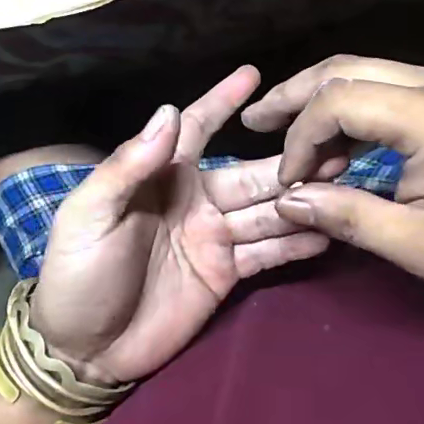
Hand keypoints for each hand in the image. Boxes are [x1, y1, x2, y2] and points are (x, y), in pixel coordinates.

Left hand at [28, 66, 334, 386]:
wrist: (83, 349)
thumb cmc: (77, 274)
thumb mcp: (89, 215)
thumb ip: (128, 166)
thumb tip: (169, 111)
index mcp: (158, 179)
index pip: (195, 130)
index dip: (221, 102)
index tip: (253, 74)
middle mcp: (192, 201)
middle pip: (249, 173)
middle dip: (290, 160)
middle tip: (337, 147)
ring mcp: (211, 238)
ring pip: (266, 211)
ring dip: (302, 199)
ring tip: (345, 187)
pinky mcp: (223, 275)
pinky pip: (265, 253)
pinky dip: (295, 243)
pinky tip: (328, 231)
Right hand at [242, 56, 423, 308]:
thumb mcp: (420, 246)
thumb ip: (346, 217)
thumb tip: (285, 199)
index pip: (335, 101)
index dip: (299, 139)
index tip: (289, 183)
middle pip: (345, 68)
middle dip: (294, 95)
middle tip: (254, 121)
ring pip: (369, 71)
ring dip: (323, 98)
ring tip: (288, 131)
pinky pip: (393, 86)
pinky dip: (356, 107)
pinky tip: (343, 141)